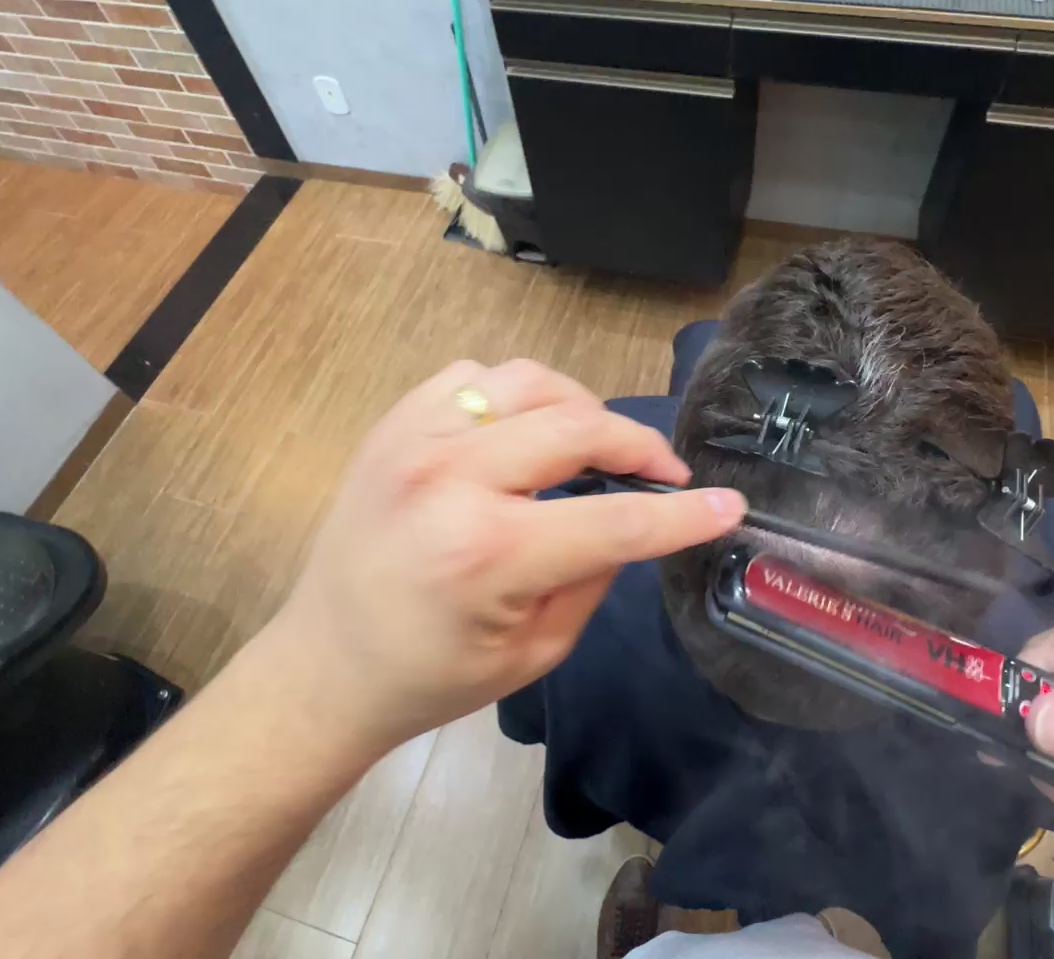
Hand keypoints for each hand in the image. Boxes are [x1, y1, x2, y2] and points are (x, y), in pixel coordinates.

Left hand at [256, 359, 744, 752]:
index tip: (728, 505)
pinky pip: (477, 376)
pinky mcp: (394, 424)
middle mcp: (451, 477)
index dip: (682, 515)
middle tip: (662, 473)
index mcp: (488, 552)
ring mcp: (415, 438)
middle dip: (639, 446)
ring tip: (594, 446)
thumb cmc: (432, 676)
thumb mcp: (537, 651)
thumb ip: (595, 575)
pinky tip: (523, 432)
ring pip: (531, 380)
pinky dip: (517, 395)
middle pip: (579, 426)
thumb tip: (631, 520)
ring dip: (580, 408)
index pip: (615, 520)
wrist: (324, 666)